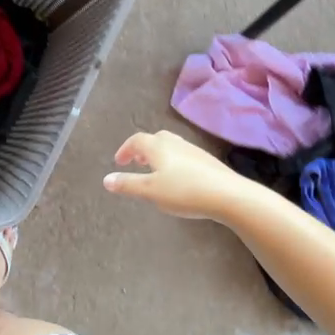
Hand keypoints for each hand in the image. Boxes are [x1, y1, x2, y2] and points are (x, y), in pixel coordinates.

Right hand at [103, 130, 250, 219]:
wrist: (229, 195)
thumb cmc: (184, 191)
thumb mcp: (150, 191)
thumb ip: (127, 185)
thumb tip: (105, 180)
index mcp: (158, 147)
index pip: (137, 141)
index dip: (125, 150)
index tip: (119, 162)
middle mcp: (175, 144)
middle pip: (156, 138)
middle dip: (144, 149)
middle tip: (138, 162)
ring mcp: (194, 151)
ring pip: (172, 146)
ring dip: (159, 155)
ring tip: (156, 172)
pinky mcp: (208, 162)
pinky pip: (184, 156)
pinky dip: (174, 162)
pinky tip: (179, 180)